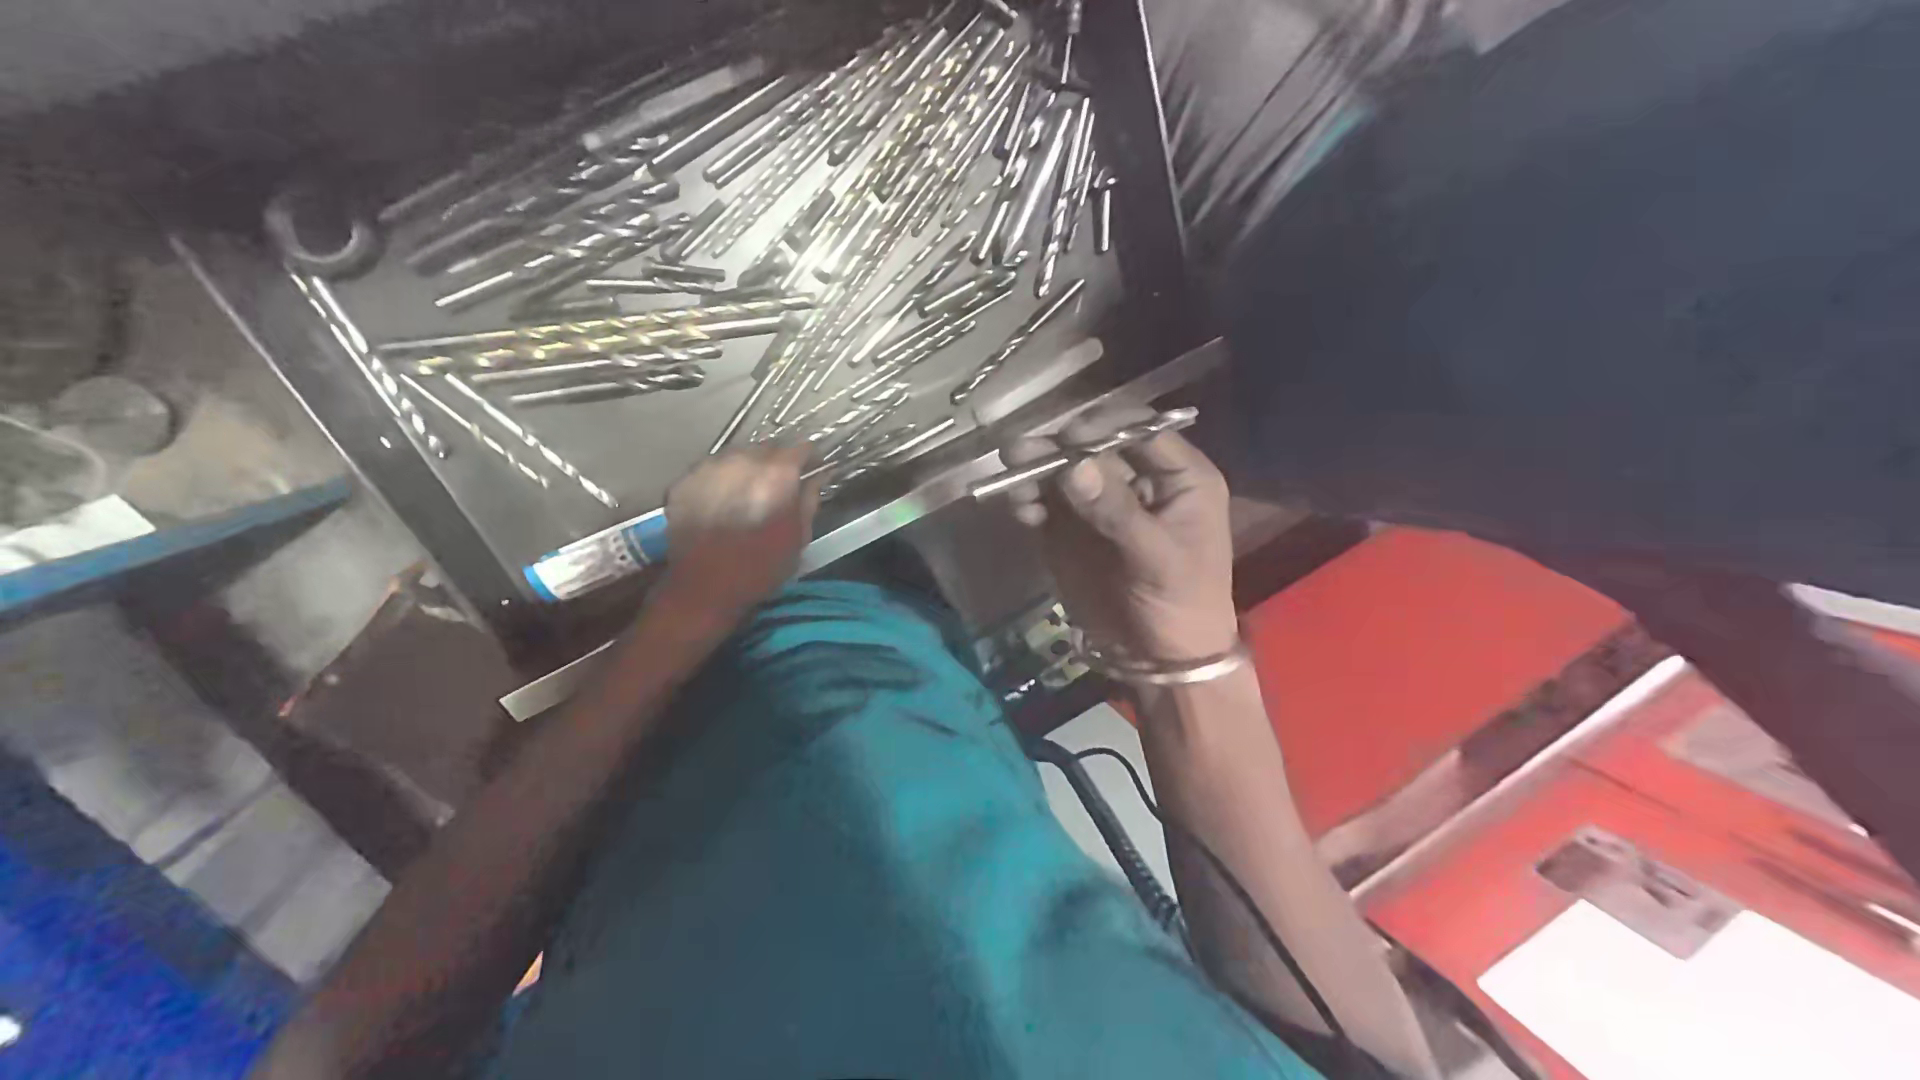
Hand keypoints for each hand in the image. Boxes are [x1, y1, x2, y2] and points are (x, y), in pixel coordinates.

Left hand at [659, 445, 818, 616]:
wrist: (703, 589)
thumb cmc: (760, 569)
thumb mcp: (798, 538)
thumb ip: (808, 501)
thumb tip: (815, 478)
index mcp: (776, 474)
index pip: (800, 448)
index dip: (808, 458)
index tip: (811, 469)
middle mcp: (741, 461)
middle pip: (766, 448)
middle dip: (776, 461)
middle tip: (779, 485)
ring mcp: (708, 469)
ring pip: (735, 455)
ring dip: (746, 467)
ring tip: (748, 491)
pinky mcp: (684, 481)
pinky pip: (710, 470)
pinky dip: (720, 479)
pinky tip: (722, 500)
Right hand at [1002, 405, 1237, 661]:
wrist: (1160, 659)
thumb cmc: (1180, 602)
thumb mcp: (1157, 557)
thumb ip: (1115, 510)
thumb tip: (1074, 466)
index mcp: (1177, 477)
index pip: (1140, 431)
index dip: (1104, 427)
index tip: (1069, 436)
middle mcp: (1136, 481)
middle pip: (1093, 448)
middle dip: (1059, 448)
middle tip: (1021, 451)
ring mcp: (1099, 504)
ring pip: (1064, 474)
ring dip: (1037, 470)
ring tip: (1011, 472)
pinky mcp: (1071, 529)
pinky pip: (1046, 504)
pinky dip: (1030, 502)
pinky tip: (1020, 509)